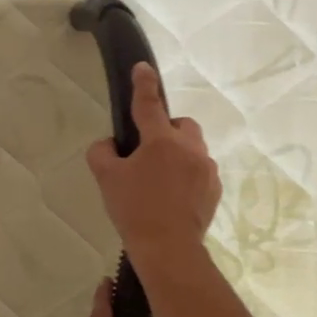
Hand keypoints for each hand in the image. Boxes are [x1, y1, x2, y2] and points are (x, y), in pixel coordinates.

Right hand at [86, 62, 220, 266]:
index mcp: (161, 141)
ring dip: (177, 156)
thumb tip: (110, 145)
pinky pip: (200, 172)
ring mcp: (207, 169)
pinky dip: (187, 177)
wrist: (167, 247)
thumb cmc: (133, 209)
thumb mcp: (105, 179)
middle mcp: (189, 149)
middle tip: (147, 154)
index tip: (142, 68)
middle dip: (166, 131)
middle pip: (181, 125)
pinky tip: (171, 198)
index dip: (143, 85)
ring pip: (192, 150)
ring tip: (158, 182)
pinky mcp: (214, 189)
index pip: (148, 105)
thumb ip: (102, 153)